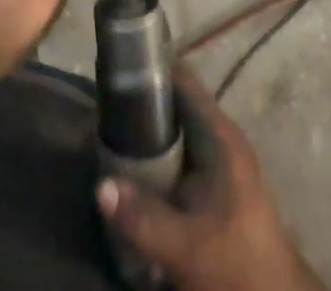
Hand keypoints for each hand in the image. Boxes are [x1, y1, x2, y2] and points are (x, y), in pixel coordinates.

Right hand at [98, 71, 323, 290]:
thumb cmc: (237, 266)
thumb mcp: (186, 247)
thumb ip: (144, 218)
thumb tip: (100, 186)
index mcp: (221, 138)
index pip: (183, 81)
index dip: (149, 67)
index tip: (111, 64)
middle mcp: (218, 140)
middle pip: (171, 103)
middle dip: (135, 102)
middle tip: (93, 105)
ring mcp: (214, 163)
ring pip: (169, 130)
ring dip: (138, 131)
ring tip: (98, 131)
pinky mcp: (206, 186)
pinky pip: (170, 155)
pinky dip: (146, 155)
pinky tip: (120, 166)